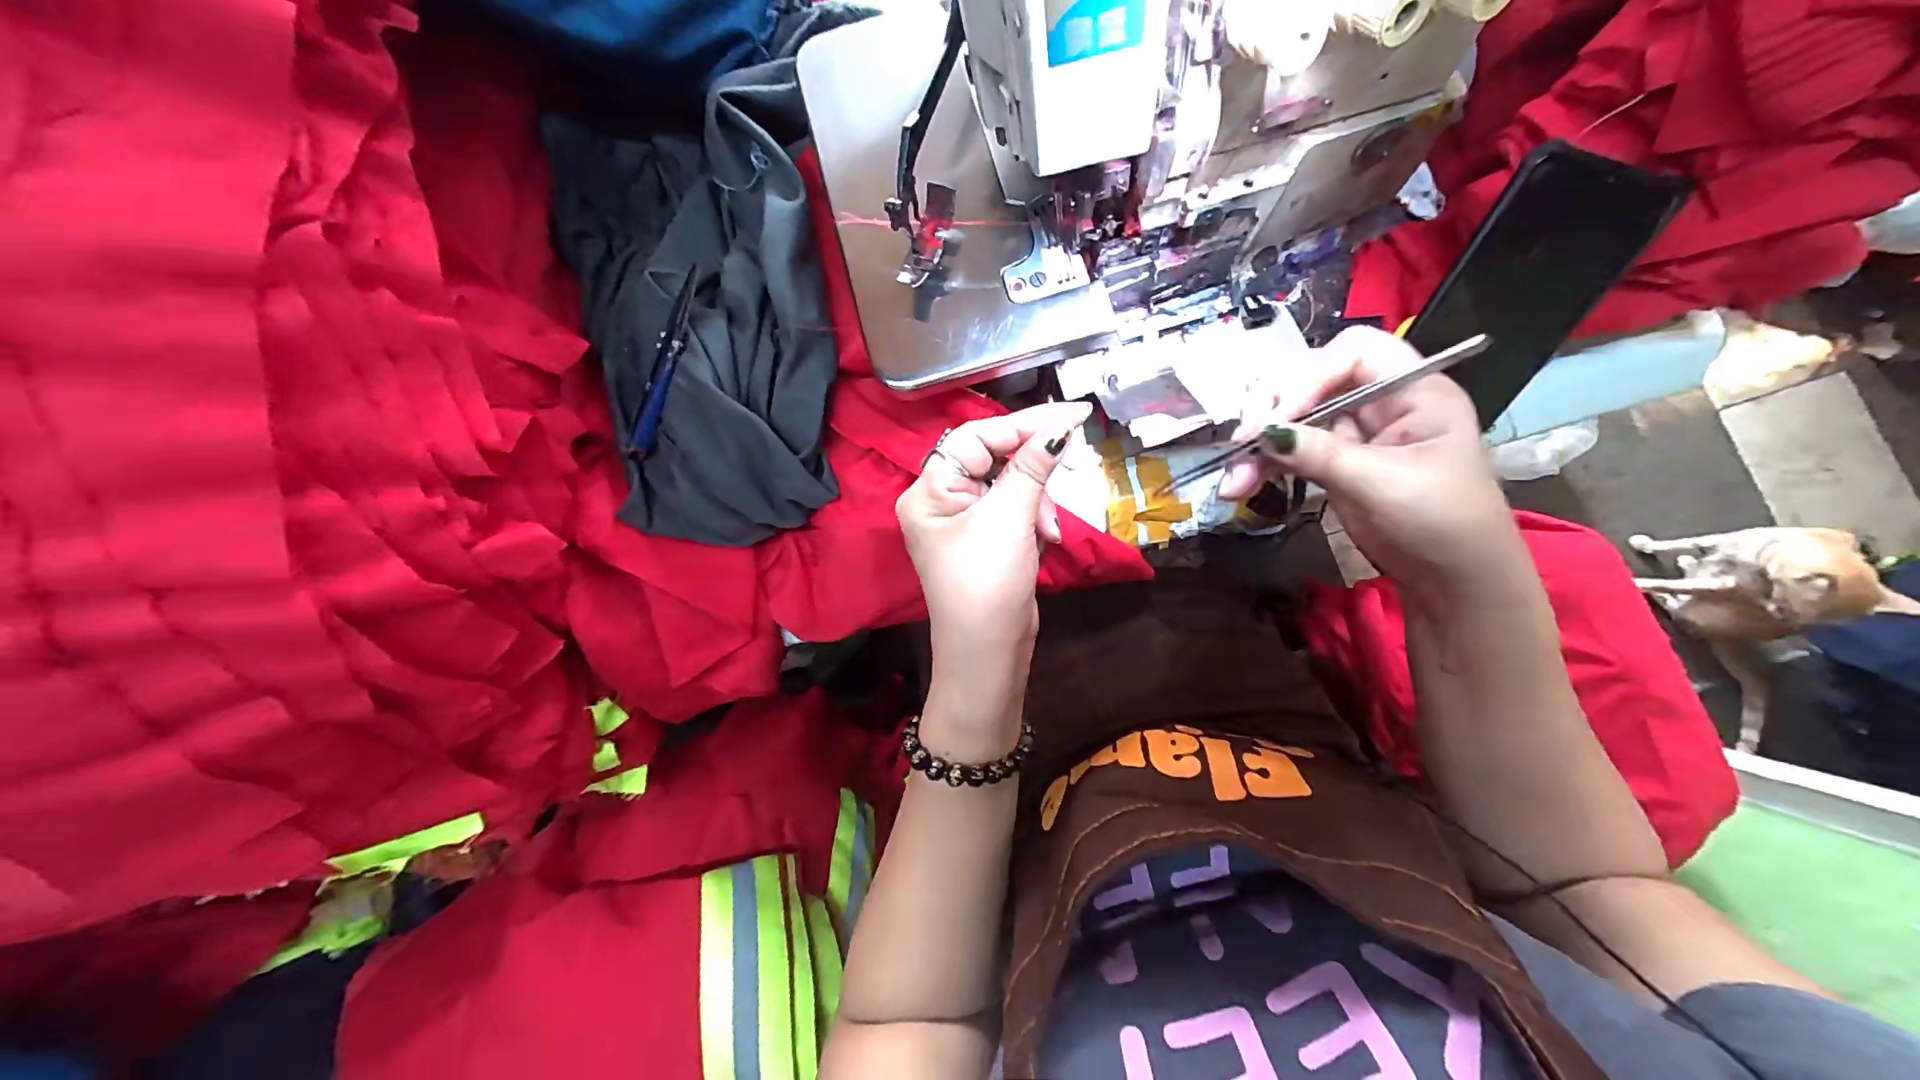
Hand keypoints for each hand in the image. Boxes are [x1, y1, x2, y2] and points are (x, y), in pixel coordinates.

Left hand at [896, 402, 1090, 695]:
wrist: (988, 653)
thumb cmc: (987, 583)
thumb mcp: (1010, 519)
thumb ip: (1033, 467)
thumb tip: (1060, 424)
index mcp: (929, 490)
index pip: (976, 436)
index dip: (1024, 423)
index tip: (1072, 414)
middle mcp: (940, 500)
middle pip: (993, 457)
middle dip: (1032, 469)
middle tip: (1068, 459)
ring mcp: (963, 521)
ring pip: (1010, 483)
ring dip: (1037, 500)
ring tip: (1047, 530)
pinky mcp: (986, 538)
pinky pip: (1014, 508)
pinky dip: (1034, 518)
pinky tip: (1044, 538)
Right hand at [1217, 326, 1518, 597]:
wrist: (1453, 579)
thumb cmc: (1442, 524)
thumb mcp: (1383, 485)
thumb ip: (1323, 454)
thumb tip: (1264, 433)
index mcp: (1414, 390)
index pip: (1353, 354)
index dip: (1309, 376)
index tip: (1278, 417)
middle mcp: (1380, 400)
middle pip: (1311, 379)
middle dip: (1272, 409)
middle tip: (1245, 443)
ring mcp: (1353, 431)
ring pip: (1291, 417)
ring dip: (1258, 443)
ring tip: (1235, 477)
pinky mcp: (1331, 460)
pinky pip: (1287, 450)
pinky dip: (1261, 465)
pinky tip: (1239, 485)